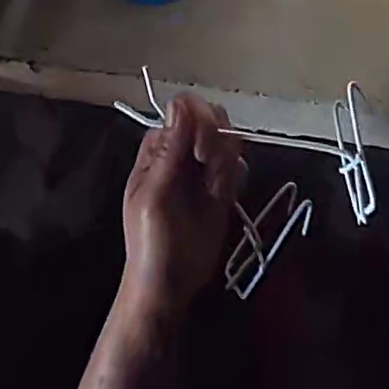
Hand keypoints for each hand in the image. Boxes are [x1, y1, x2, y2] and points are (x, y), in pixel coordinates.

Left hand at [118, 95, 244, 314]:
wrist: (169, 285)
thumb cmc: (151, 240)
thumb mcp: (155, 196)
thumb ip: (169, 151)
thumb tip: (180, 104)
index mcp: (159, 144)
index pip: (186, 108)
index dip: (201, 123)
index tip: (203, 154)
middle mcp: (183, 148)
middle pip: (212, 119)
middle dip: (218, 144)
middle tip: (210, 178)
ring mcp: (203, 166)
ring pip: (228, 140)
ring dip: (227, 165)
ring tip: (215, 194)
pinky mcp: (222, 186)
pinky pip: (238, 165)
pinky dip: (236, 180)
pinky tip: (224, 201)